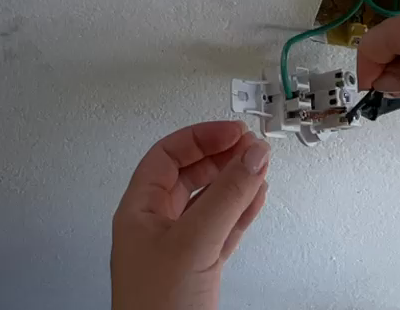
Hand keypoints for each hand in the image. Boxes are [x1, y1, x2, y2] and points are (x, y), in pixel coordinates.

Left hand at [110, 121, 269, 309]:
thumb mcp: (192, 242)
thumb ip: (225, 196)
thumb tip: (251, 155)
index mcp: (138, 210)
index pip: (168, 154)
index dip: (201, 137)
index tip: (233, 131)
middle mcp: (156, 224)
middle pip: (191, 174)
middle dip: (222, 156)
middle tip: (251, 145)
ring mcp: (179, 247)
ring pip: (211, 199)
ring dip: (237, 180)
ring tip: (260, 165)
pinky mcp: (200, 269)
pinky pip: (223, 226)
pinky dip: (242, 208)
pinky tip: (256, 196)